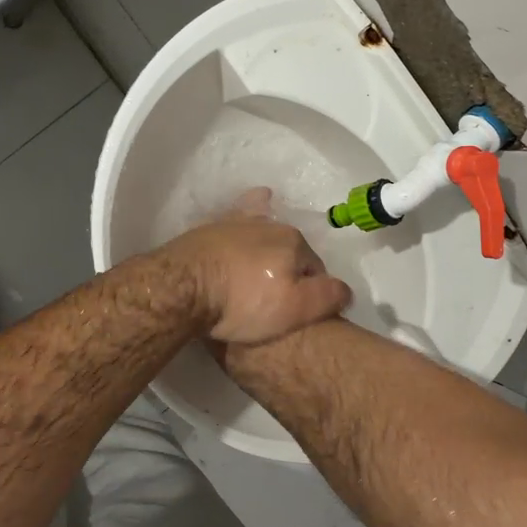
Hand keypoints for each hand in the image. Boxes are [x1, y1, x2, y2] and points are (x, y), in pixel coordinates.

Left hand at [159, 188, 352, 343]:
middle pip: (288, 251)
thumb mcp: (294, 310)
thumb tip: (345, 289)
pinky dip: (244, 216)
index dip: (309, 292)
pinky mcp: (207, 228)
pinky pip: (234, 218)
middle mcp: (268, 224)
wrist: (182, 286)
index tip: (292, 312)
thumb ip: (327, 297)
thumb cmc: (241, 303)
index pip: (315, 270)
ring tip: (259, 269)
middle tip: (270, 299)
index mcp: (294, 242)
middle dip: (287, 269)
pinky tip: (243, 214)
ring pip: (262, 233)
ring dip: (266, 247)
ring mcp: (235, 222)